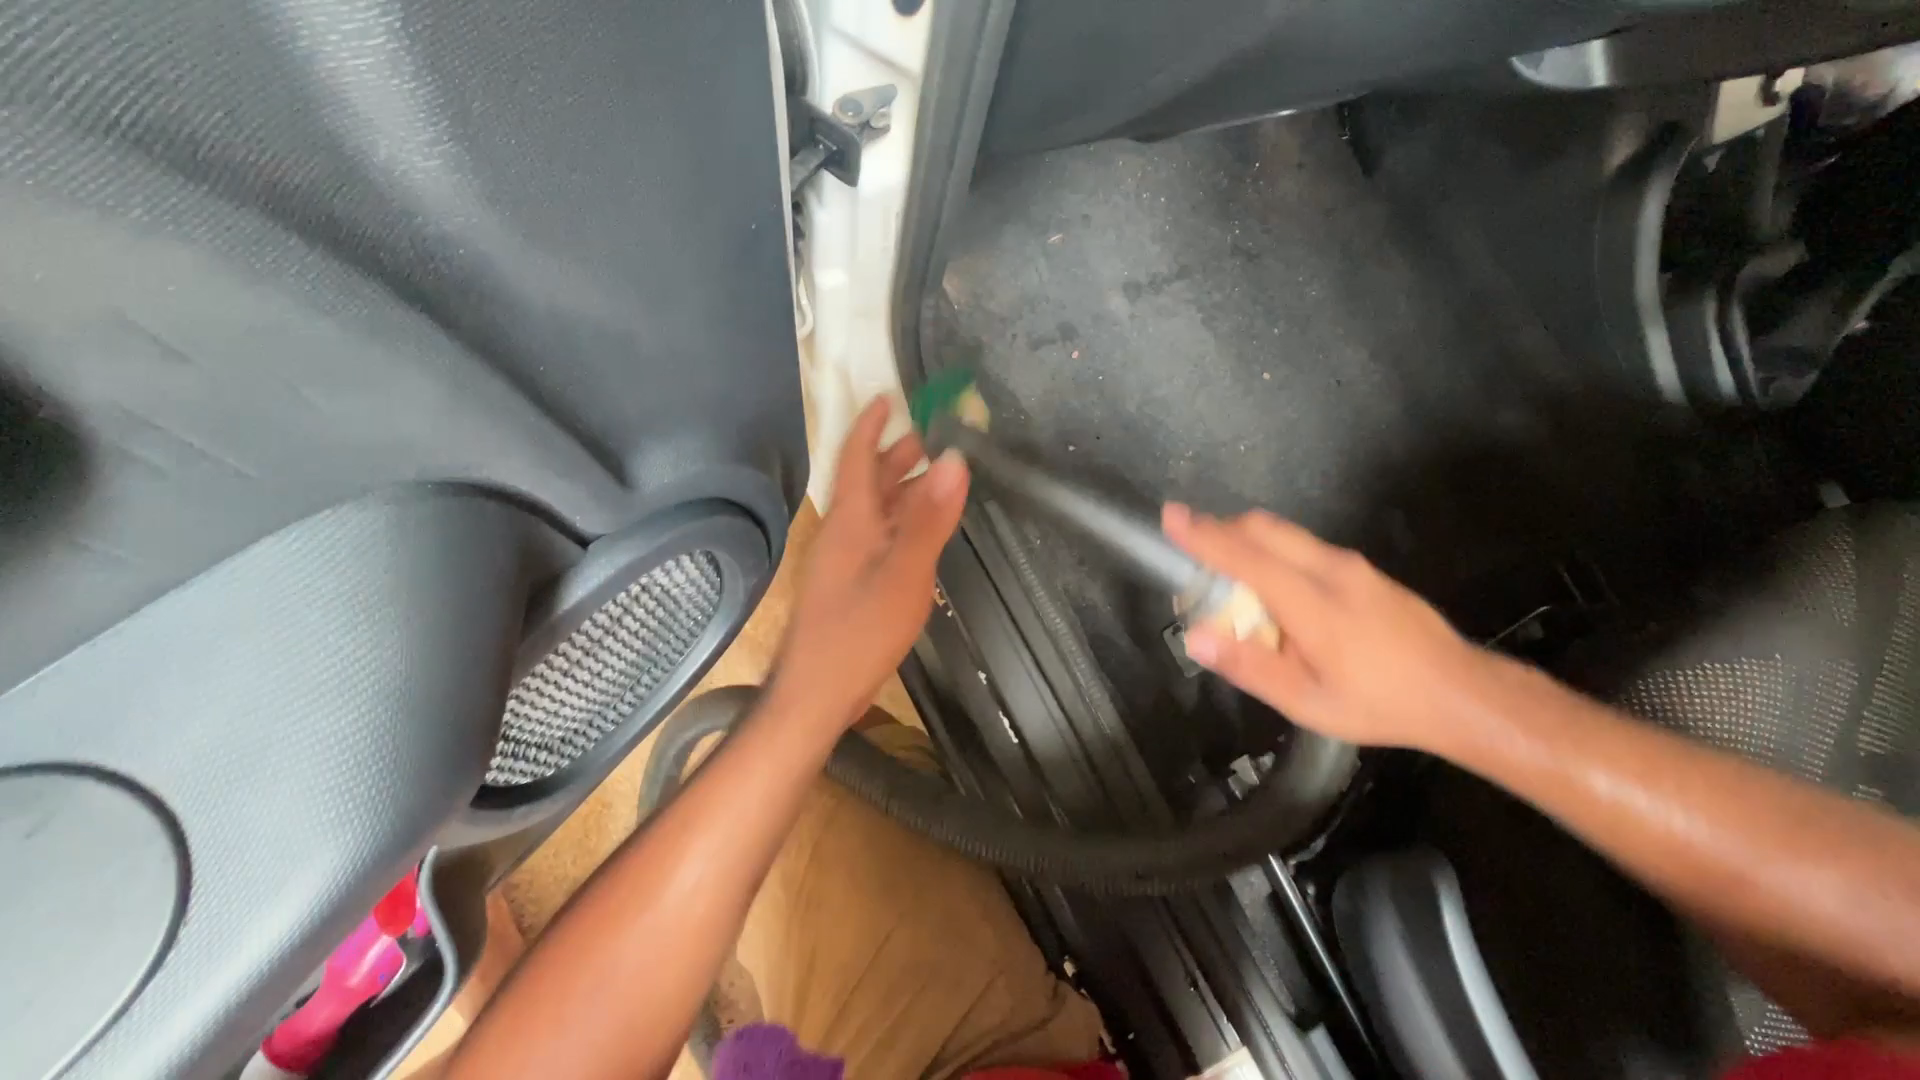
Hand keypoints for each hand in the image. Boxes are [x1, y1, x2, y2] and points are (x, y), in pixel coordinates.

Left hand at [769, 397, 968, 729]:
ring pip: (874, 511)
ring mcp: (844, 561)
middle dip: (896, 454)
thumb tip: (954, 459)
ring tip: (936, 476)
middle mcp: (843, 533)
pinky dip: (902, 522)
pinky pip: (878, 537)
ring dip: (901, 489)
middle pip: (868, 482)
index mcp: (851, 520)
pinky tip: (921, 533)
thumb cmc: (858, 633)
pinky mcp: (850, 585)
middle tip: (931, 435)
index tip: (890, 397)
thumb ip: (929, 520)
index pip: (857, 457)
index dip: (871, 425)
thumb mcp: (905, 575)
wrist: (817, 694)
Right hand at [1163, 503, 1496, 751]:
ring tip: (1226, 571)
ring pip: (1288, 535)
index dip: (1204, 536)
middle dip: (1222, 528)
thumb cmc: (1379, 703)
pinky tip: (1275, 590)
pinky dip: (1275, 552)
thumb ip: (1249, 666)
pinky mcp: (1366, 572)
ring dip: (1249, 540)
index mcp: (1313, 603)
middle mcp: (1332, 571)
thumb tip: (1195, 638)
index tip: (1171, 515)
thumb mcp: (1306, 701)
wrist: (1461, 693)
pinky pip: (1306, 548)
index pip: (1247, 558)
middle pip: (1265, 529)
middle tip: (1190, 543)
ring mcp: (1353, 567)